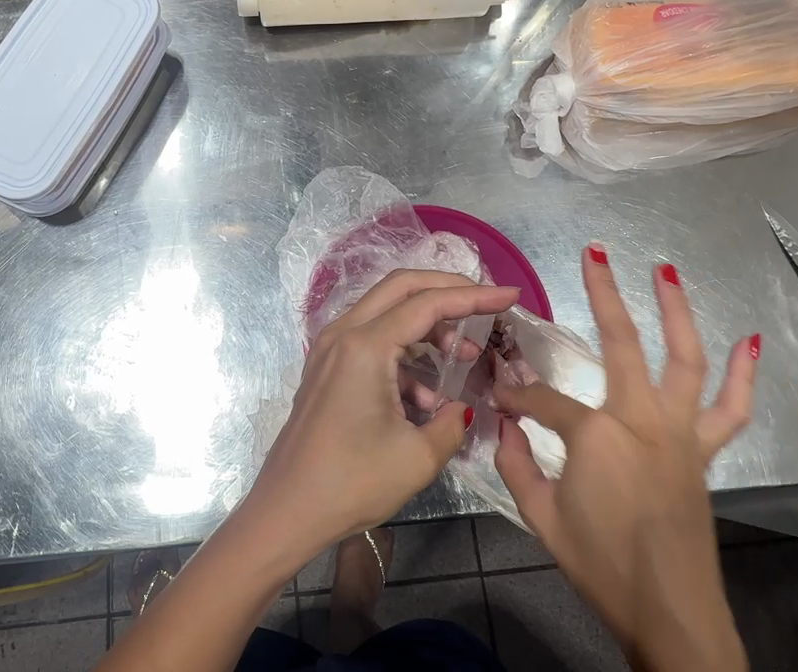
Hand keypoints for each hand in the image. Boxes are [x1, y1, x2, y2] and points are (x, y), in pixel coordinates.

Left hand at [242, 270, 519, 561]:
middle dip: (448, 290)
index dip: (473, 296)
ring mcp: (330, 348)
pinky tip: (427, 396)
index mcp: (365, 346)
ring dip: (427, 325)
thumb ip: (452, 421)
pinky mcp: (326, 367)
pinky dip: (404, 352)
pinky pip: (372, 339)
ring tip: (464, 356)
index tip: (510, 296)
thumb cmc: (352, 482)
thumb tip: (462, 407)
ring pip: (386, 312)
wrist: (287, 510)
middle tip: (487, 304)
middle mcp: (343, 334)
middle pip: (401, 288)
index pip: (428, 303)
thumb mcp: (418, 456)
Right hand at [495, 247, 757, 671]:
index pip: (543, 399)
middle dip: (603, 293)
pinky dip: (742, 375)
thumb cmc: (600, 565)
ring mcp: (680, 432)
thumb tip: (502, 418)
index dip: (516, 395)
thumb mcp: (539, 515)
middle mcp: (641, 419)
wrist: (669, 612)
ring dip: (676, 310)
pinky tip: (750, 342)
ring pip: (685, 359)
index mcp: (595, 434)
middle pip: (621, 342)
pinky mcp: (703, 451)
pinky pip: (730, 409)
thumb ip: (514, 460)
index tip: (500, 399)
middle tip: (593, 252)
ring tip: (666, 271)